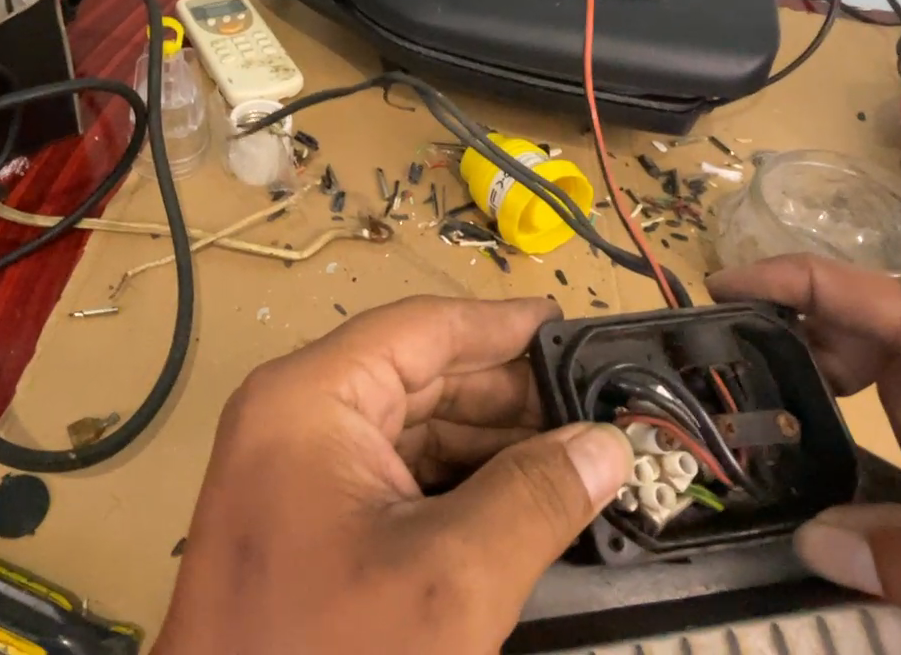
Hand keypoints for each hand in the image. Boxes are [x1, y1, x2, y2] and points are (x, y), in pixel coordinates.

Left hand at [154, 296, 631, 654]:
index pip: (419, 329)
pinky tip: (521, 496)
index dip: (498, 325)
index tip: (567, 325)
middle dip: (506, 392)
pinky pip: (396, 471)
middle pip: (418, 373)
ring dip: (489, 440)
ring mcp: (298, 463)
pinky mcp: (310, 511)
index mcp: (310, 396)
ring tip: (574, 454)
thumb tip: (603, 445)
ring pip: (411, 424)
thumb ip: (535, 497)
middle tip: (592, 406)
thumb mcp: (450, 576)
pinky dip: (458, 479)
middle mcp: (297, 413)